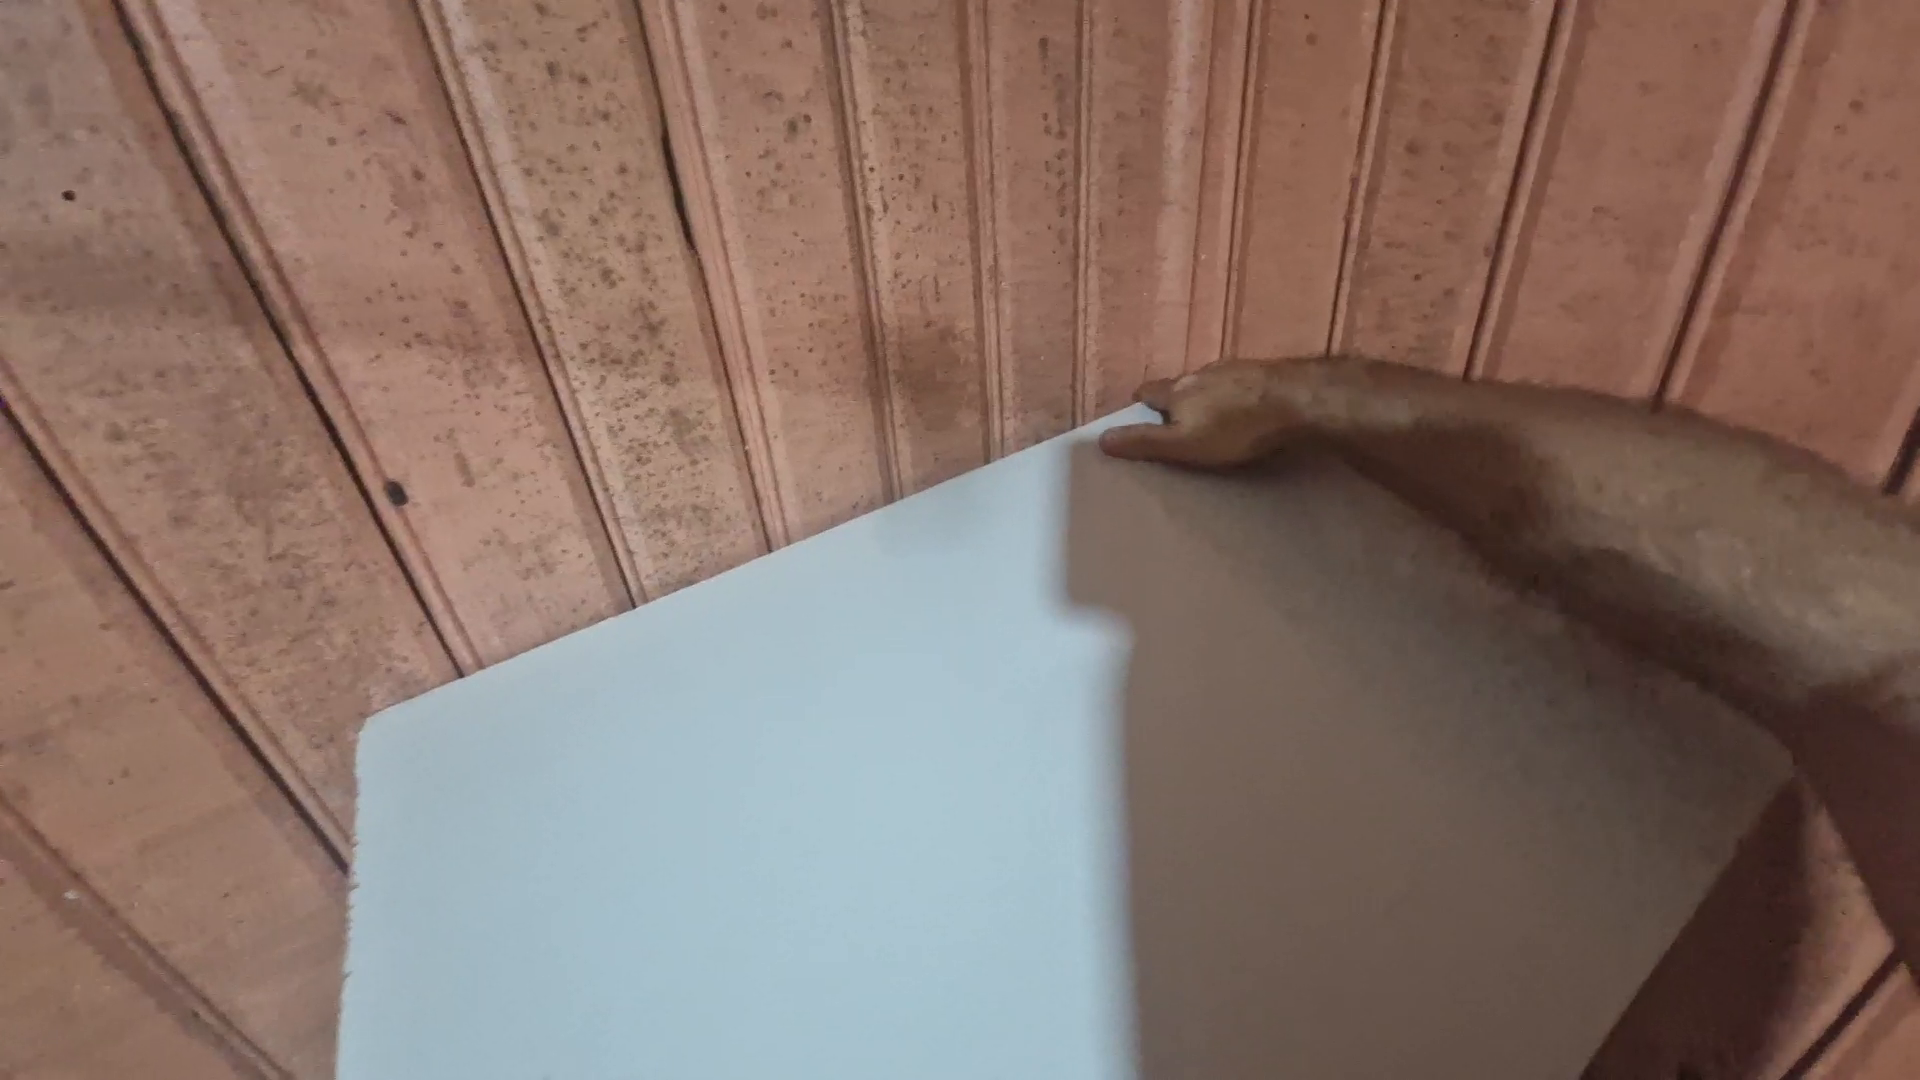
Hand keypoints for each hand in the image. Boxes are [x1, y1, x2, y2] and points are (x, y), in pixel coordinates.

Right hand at [1097, 360, 1302, 467]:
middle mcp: (1202, 373)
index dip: (1141, 404)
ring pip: (1210, 383)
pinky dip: (1236, 395)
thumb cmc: (1234, 428)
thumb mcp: (1183, 444)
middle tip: (1178, 424)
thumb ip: (1144, 442)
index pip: (1148, 391)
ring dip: (1207, 397)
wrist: (1298, 401)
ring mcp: (1235, 369)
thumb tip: (1101, 440)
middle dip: (1175, 401)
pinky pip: (1241, 383)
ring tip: (1214, 419)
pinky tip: (1247, 410)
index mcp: (1178, 391)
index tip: (1140, 417)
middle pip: (1179, 385)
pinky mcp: (1264, 372)